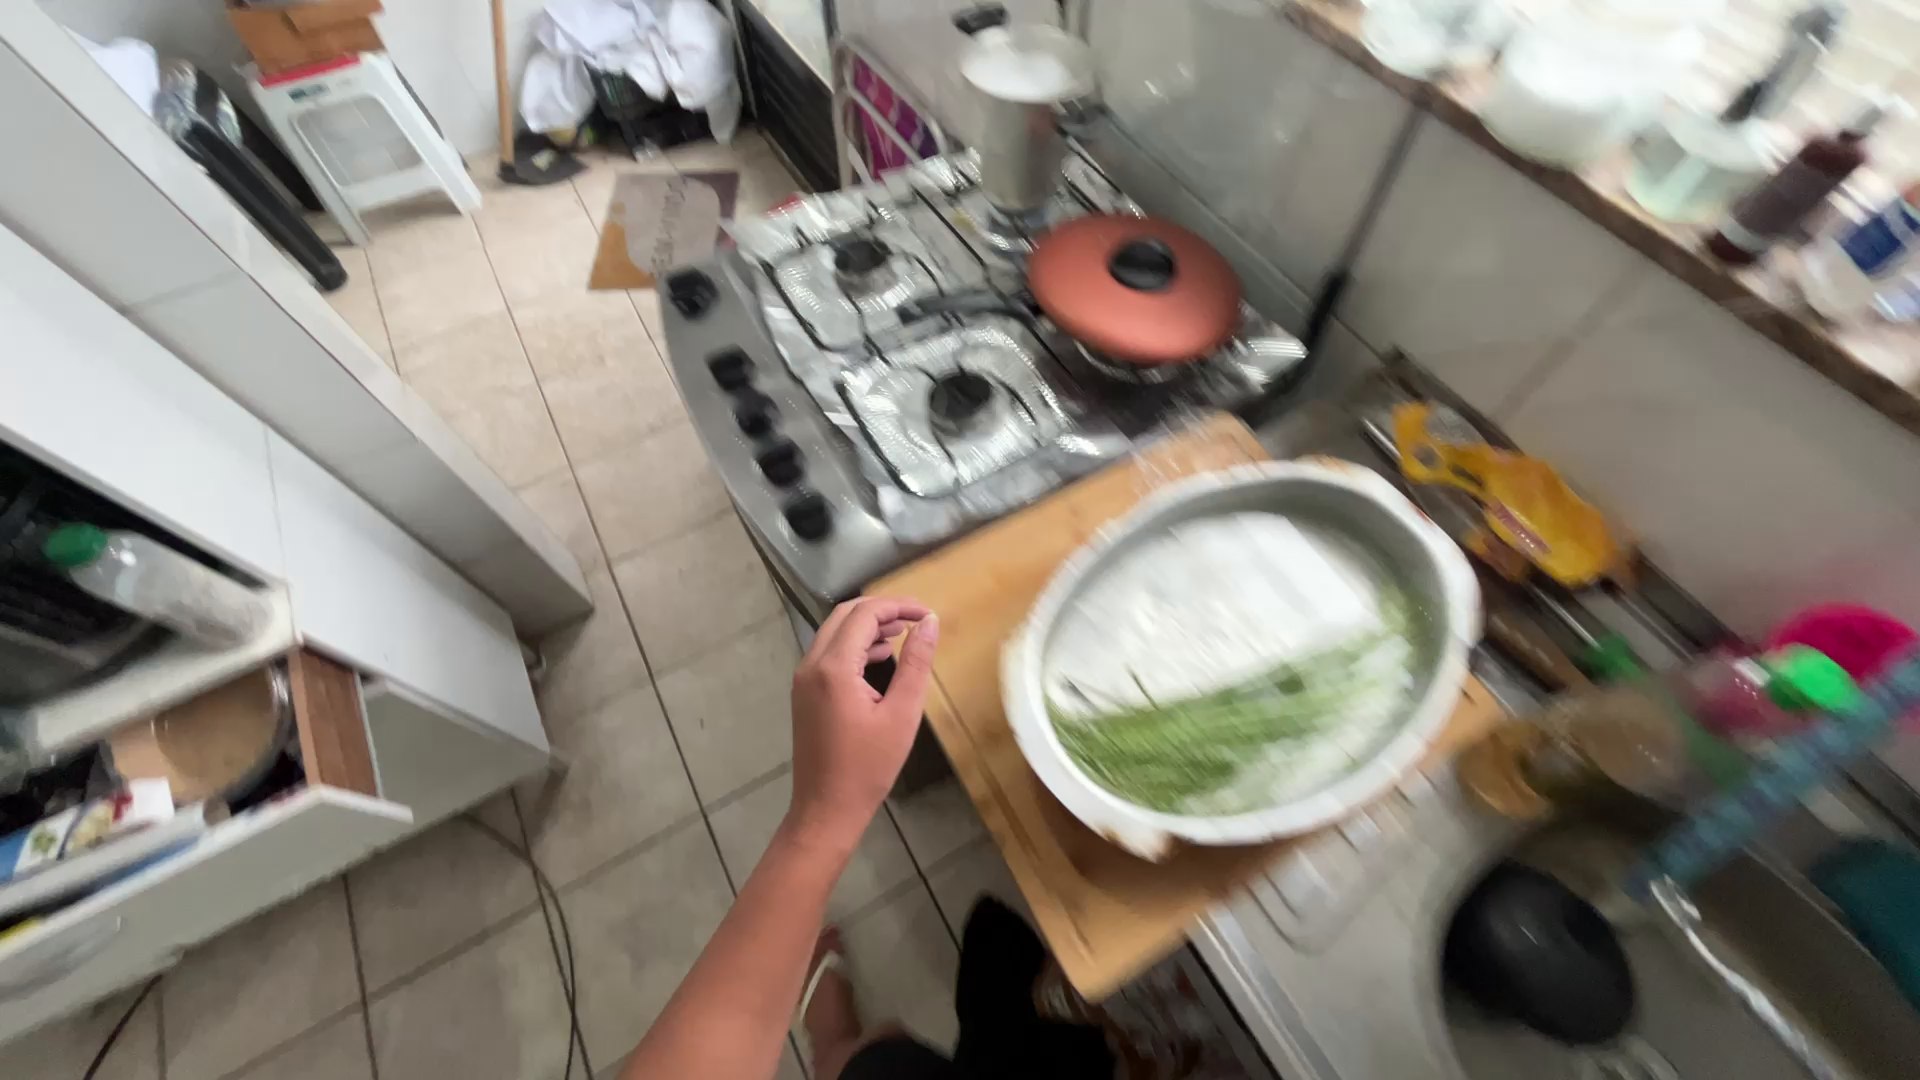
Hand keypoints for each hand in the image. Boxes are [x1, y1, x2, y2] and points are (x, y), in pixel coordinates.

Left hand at [785, 597, 939, 851]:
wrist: (826, 809)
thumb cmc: (868, 766)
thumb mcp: (902, 714)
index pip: (865, 615)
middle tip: (917, 619)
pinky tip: (882, 657)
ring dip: (868, 626)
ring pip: (835, 632)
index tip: (928, 614)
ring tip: (904, 634)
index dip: (899, 606)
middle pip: (845, 615)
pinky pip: (829, 653)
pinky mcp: (804, 692)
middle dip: (882, 610)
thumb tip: (930, 623)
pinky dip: (855, 645)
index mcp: (834, 668)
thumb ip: (916, 663)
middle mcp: (811, 665)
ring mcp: (803, 679)